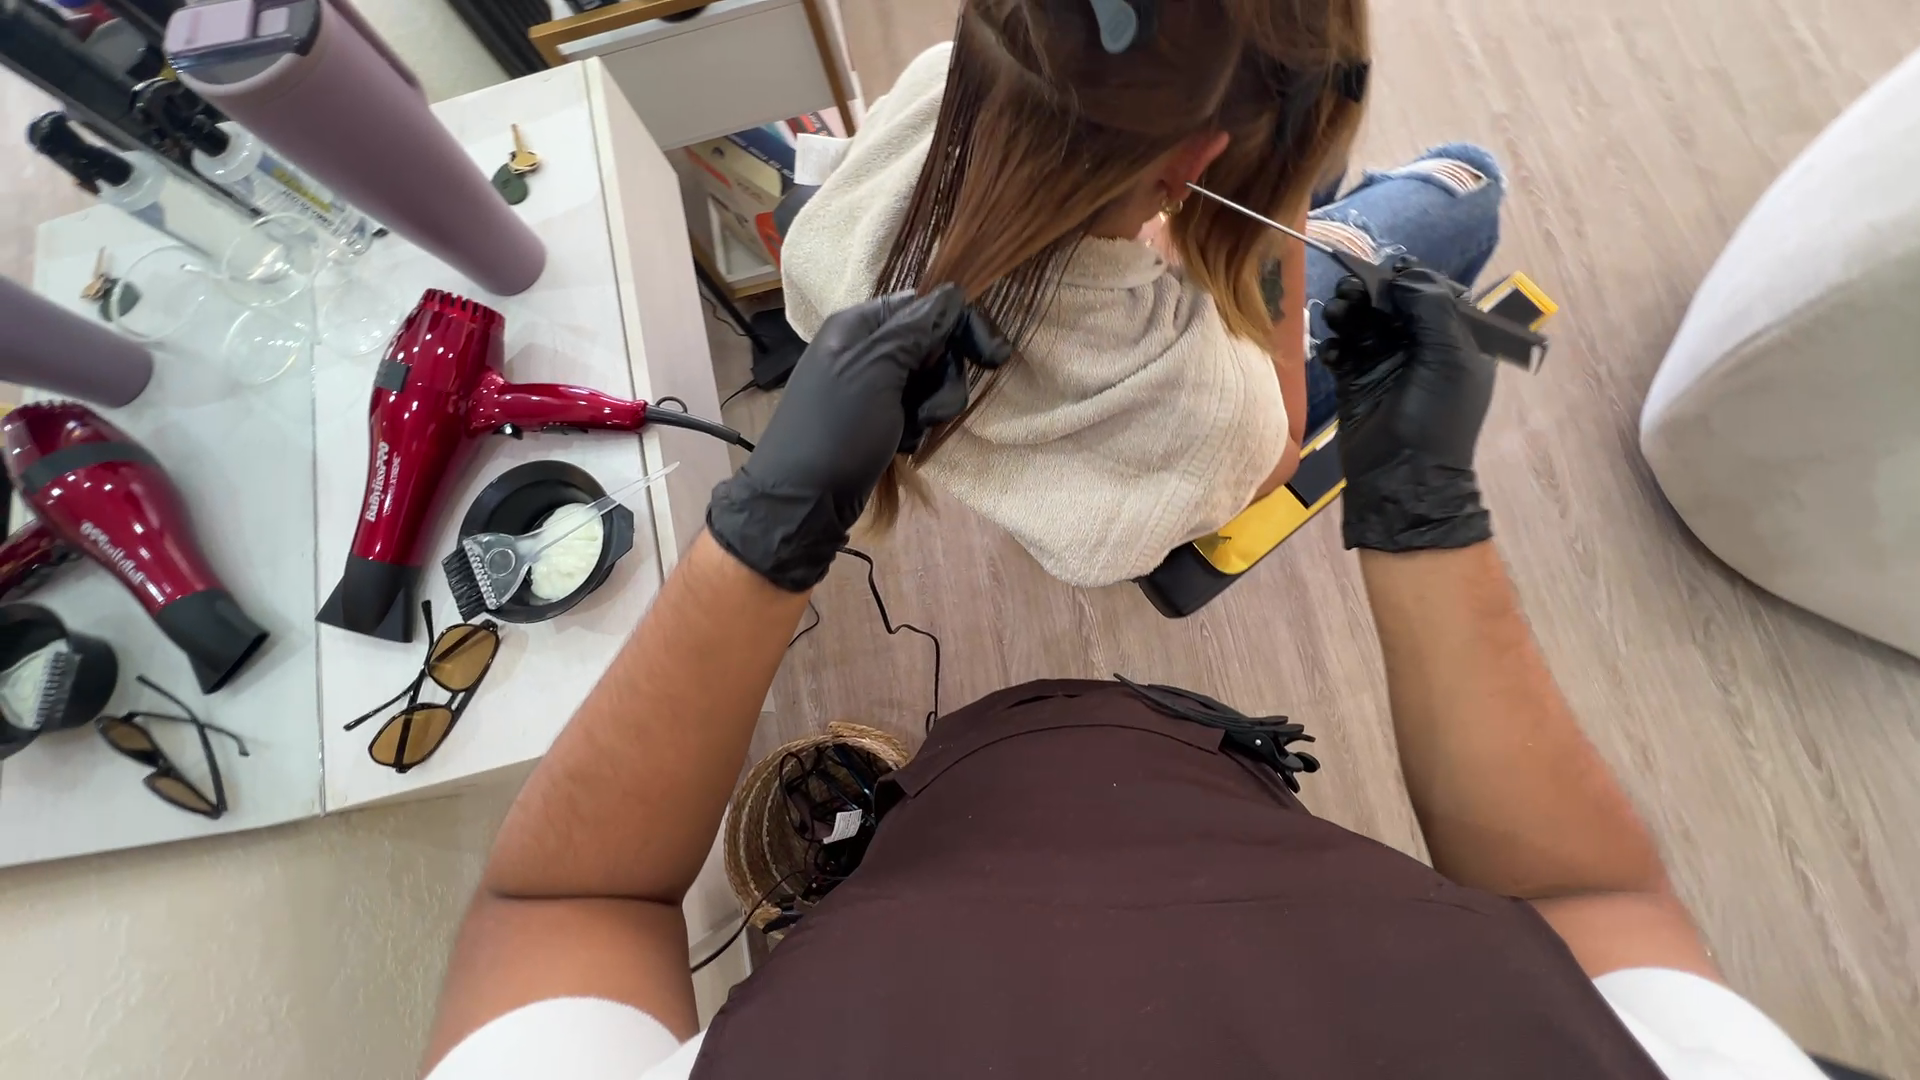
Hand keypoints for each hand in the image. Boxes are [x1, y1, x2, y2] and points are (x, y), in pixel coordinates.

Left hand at [706, 286, 1008, 589]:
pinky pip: (915, 411)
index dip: (962, 327)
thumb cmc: (837, 430)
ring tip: (911, 431)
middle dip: (943, 380)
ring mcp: (872, 386)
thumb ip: (916, 328)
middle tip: (927, 410)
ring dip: (931, 408)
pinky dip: (916, 427)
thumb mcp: (877, 369)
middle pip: (935, 346)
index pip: (928, 306)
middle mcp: (867, 348)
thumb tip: (951, 294)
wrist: (804, 501)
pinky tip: (901, 444)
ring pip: (930, 383)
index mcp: (861, 324)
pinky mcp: (878, 419)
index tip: (993, 359)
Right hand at [1318, 261, 1494, 551]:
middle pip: (1392, 306)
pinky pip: (1342, 353)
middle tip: (1347, 288)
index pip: (1432, 294)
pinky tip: (1331, 352)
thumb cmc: (1435, 416)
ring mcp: (1385, 365)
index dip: (1408, 279)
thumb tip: (1405, 275)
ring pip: (1363, 326)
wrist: (1401, 473)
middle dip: (1370, 293)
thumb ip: (1432, 310)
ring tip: (1333, 314)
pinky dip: (1334, 347)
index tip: (1384, 270)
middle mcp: (1420, 347)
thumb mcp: (1448, 358)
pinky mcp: (1355, 382)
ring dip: (1347, 315)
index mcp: (1455, 339)